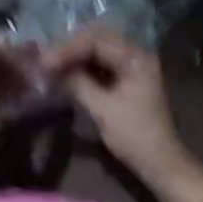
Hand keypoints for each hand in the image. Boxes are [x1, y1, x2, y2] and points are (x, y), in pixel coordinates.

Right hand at [43, 28, 191, 179]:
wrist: (159, 161)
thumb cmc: (134, 135)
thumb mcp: (102, 109)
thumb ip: (77, 83)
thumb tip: (50, 68)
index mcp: (136, 57)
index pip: (96, 41)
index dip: (67, 49)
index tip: (44, 63)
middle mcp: (136, 54)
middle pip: (97, 39)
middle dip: (69, 48)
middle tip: (44, 61)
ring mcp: (132, 66)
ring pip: (97, 51)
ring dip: (74, 57)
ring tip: (50, 67)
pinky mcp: (126, 79)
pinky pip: (100, 64)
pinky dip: (82, 67)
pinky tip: (65, 74)